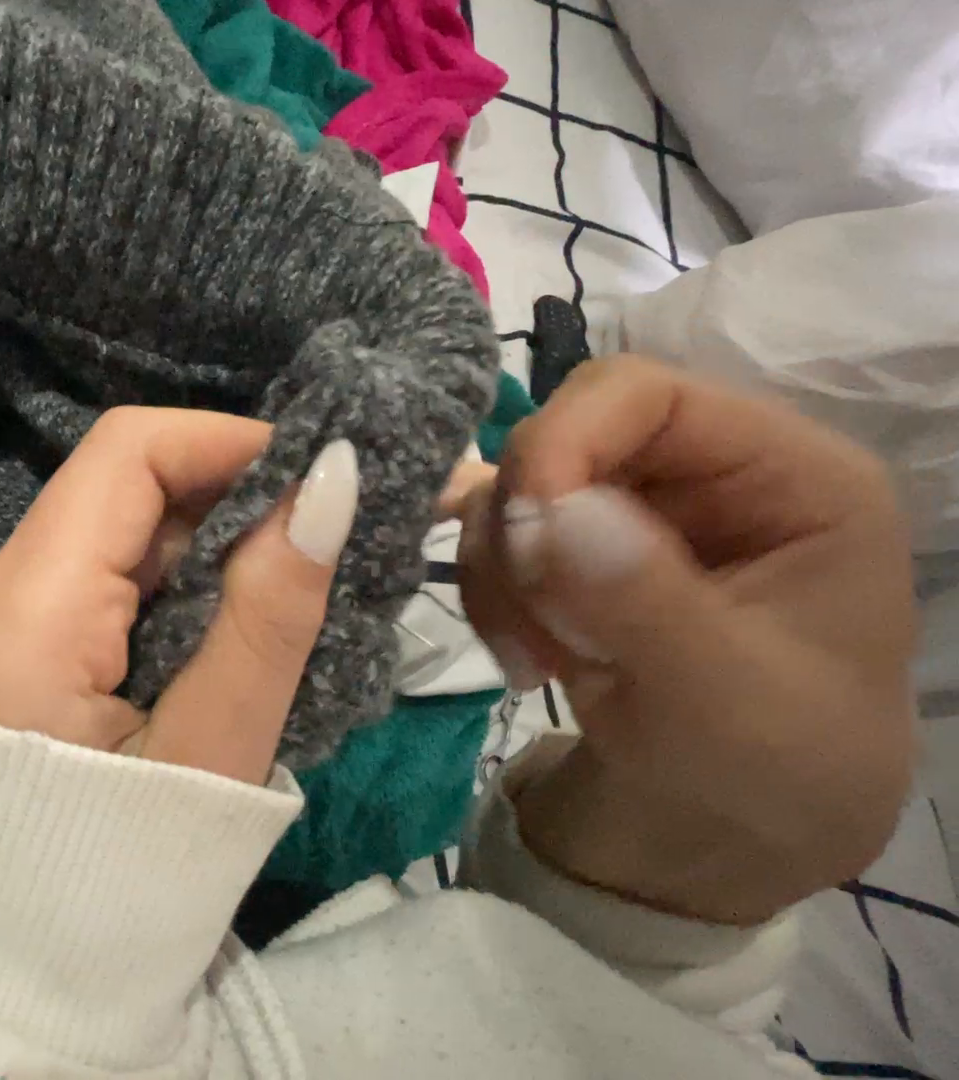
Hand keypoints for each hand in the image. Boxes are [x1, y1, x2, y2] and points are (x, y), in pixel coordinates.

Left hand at [0, 407, 359, 785]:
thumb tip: (330, 484)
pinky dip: (137, 586)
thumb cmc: (113, 886)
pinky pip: (66, 576)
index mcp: (19, 620)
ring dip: (181, 550)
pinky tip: (186, 634)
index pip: (122, 455)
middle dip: (216, 503)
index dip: (225, 441)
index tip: (316, 472)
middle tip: (309, 542)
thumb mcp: (213, 756)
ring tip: (254, 601)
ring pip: (90, 534)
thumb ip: (268, 615)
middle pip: (106, 493)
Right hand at [458, 357, 916, 924]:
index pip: (638, 394)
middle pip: (552, 440)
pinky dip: (486, 597)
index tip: (520, 533)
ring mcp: (623, 517)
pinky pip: (486, 542)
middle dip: (521, 533)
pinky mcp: (566, 556)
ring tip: (540, 660)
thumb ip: (641, 596)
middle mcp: (695, 478)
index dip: (560, 443)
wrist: (711, 831)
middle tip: (536, 625)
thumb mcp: (721, 694)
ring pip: (504, 495)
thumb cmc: (764, 768)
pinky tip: (526, 657)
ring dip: (499, 579)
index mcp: (782, 476)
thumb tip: (549, 505)